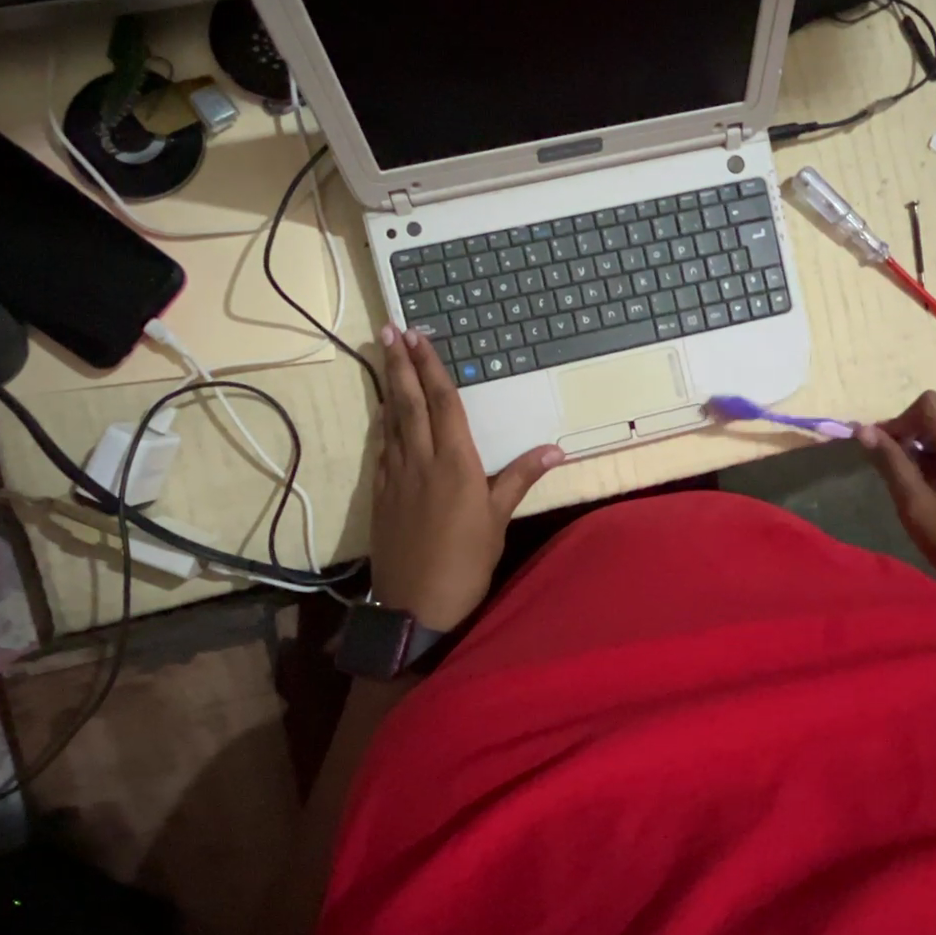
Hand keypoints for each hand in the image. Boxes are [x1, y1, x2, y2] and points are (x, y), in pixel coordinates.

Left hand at [370, 325, 563, 631]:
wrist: (415, 605)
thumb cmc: (466, 561)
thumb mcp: (499, 519)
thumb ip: (520, 478)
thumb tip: (556, 450)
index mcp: (455, 461)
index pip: (443, 402)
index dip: (431, 367)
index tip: (418, 337)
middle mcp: (420, 460)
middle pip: (408, 401)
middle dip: (400, 363)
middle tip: (389, 329)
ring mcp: (395, 476)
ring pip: (390, 421)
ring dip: (387, 386)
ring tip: (384, 358)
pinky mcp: (379, 495)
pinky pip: (381, 449)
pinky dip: (382, 425)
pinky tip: (383, 416)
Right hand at [857, 391, 935, 627]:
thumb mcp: (914, 503)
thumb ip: (890, 462)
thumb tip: (864, 430)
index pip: (930, 404)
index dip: (900, 419)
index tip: (883, 448)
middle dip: (907, 433)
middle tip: (887, 465)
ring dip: (919, 450)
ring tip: (904, 483)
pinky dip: (933, 462)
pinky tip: (924, 492)